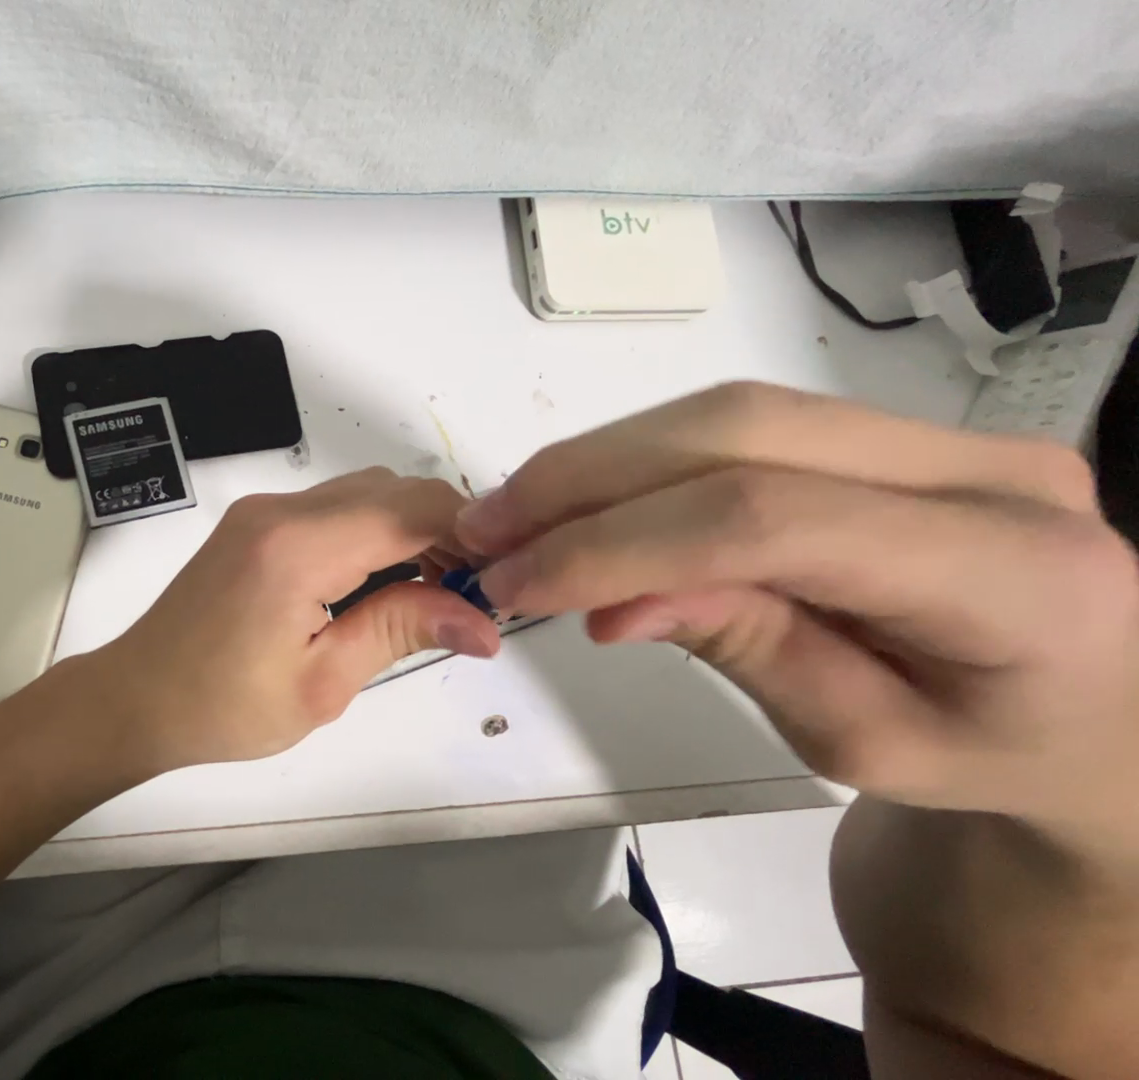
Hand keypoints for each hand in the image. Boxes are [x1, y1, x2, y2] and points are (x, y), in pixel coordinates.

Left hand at [87, 468, 502, 773]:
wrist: (137, 697)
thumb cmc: (223, 707)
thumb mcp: (322, 682)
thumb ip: (401, 631)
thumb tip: (483, 623)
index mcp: (298, 547)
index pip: (413, 509)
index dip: (471, 537)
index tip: (499, 583)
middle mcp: (280, 510)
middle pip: (393, 491)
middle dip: (445, 533)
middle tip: (467, 598)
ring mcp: (262, 512)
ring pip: (365, 495)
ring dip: (409, 533)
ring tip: (430, 598)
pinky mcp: (253, 524)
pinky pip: (332, 510)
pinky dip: (371, 536)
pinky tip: (380, 586)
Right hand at [454, 382, 1138, 842]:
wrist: (1090, 720)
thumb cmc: (983, 759)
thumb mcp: (863, 742)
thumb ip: (748, 649)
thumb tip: (611, 602)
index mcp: (1013, 574)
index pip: (770, 520)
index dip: (618, 543)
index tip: (513, 584)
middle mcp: (984, 471)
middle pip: (739, 431)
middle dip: (586, 478)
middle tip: (484, 531)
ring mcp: (936, 436)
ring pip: (724, 411)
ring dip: (596, 461)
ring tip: (510, 516)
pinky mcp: (883, 433)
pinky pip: (732, 425)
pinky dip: (634, 460)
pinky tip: (577, 502)